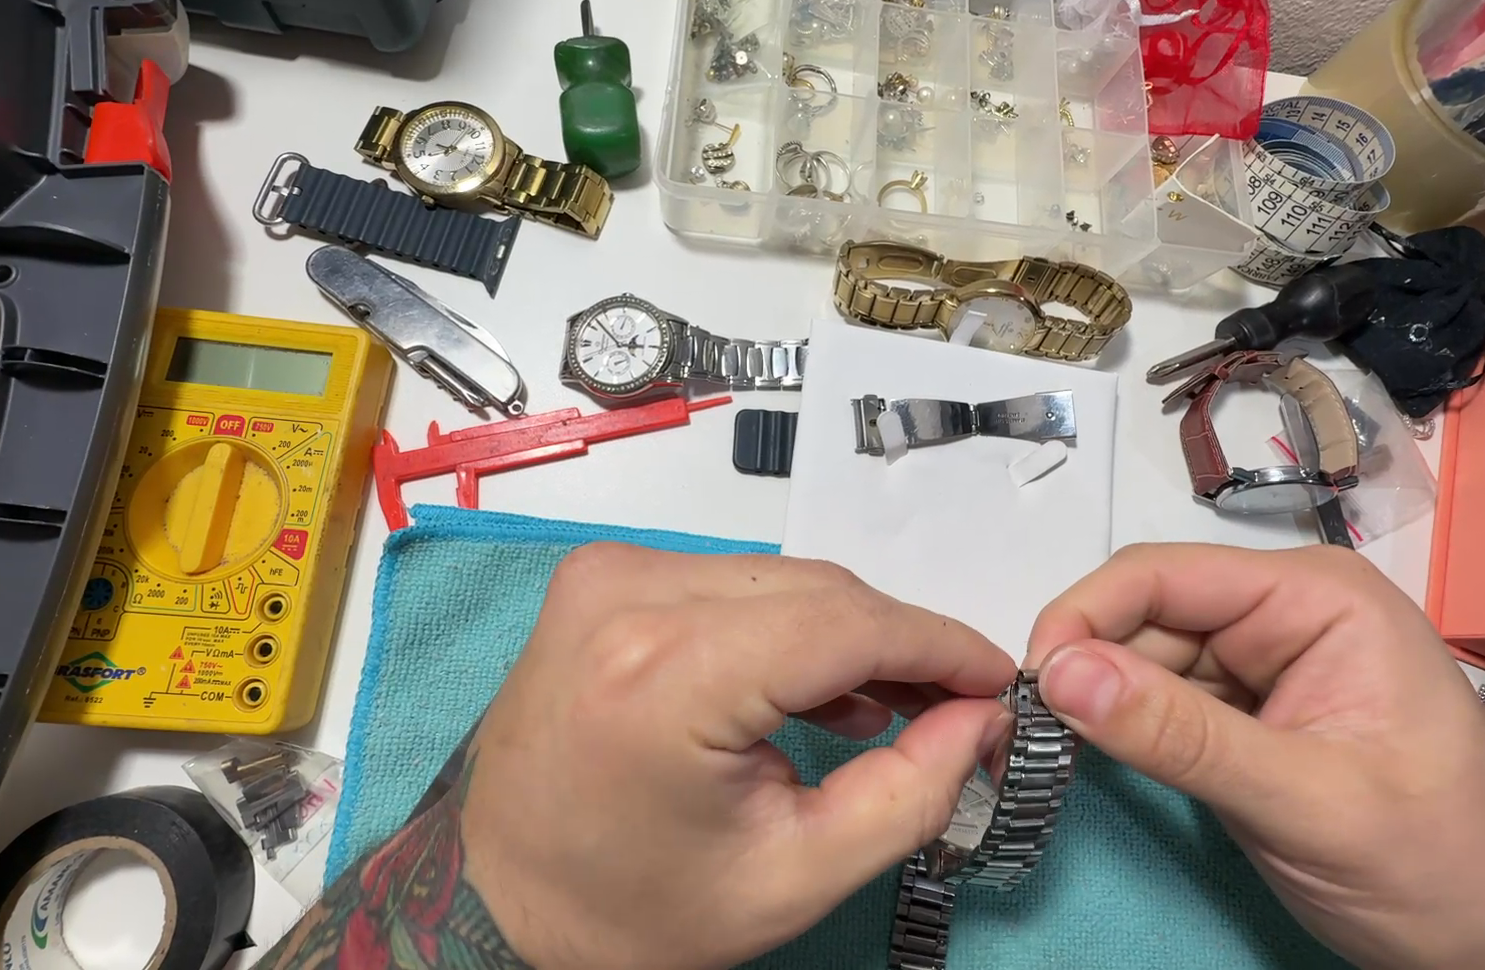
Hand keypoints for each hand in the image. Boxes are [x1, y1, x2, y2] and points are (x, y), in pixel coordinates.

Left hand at [463, 545, 1017, 969]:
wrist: (490, 892)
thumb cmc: (629, 911)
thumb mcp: (790, 876)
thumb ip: (909, 793)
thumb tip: (979, 718)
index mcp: (665, 672)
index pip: (841, 624)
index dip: (935, 644)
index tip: (994, 677)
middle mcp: (630, 593)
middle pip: (814, 591)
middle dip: (896, 642)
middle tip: (952, 700)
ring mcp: (609, 573)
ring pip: (779, 578)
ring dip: (844, 634)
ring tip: (893, 701)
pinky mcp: (605, 575)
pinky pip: (732, 582)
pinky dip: (786, 624)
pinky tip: (819, 684)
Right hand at [1026, 544, 1484, 969]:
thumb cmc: (1444, 874)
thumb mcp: (1309, 804)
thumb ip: (1178, 735)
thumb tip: (1056, 673)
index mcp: (1312, 597)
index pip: (1161, 575)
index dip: (1085, 615)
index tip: (1033, 681)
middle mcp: (1276, 609)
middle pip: (1141, 611)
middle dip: (1087, 664)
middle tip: (1037, 727)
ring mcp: (1254, 657)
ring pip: (1136, 653)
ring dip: (1095, 696)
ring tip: (1060, 746)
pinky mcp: (1235, 704)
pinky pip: (1152, 693)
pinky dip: (1117, 720)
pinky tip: (1099, 748)